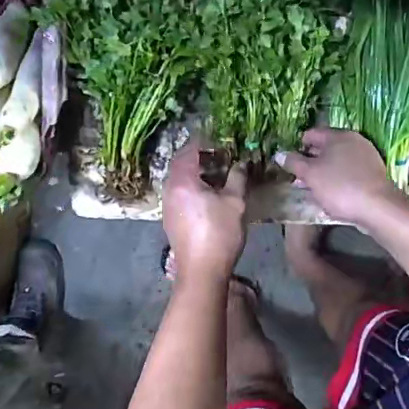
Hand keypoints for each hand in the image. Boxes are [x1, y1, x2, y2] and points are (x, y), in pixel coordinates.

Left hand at [162, 137, 247, 279]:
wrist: (200, 272)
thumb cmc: (219, 234)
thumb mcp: (235, 202)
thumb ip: (237, 178)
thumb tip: (241, 163)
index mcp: (182, 180)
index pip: (190, 149)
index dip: (204, 140)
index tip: (220, 137)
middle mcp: (170, 189)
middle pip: (181, 163)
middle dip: (199, 155)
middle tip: (220, 153)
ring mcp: (167, 205)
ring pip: (179, 179)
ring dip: (196, 171)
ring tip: (217, 172)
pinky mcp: (170, 218)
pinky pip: (180, 192)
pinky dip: (192, 186)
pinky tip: (209, 193)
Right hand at [275, 128, 405, 227]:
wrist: (377, 207)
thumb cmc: (339, 186)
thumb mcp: (310, 174)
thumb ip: (293, 162)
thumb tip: (279, 153)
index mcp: (338, 135)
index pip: (312, 133)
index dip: (298, 146)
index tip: (289, 161)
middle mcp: (354, 141)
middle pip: (326, 147)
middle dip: (310, 161)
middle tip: (298, 176)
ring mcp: (366, 157)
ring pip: (338, 161)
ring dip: (324, 172)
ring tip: (312, 188)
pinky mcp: (373, 174)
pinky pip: (349, 173)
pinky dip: (338, 180)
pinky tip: (331, 194)